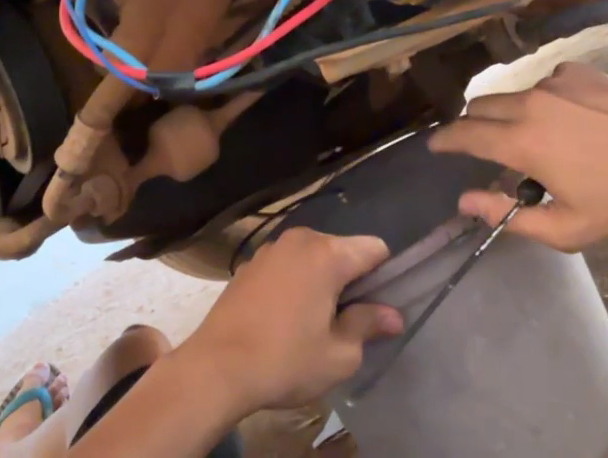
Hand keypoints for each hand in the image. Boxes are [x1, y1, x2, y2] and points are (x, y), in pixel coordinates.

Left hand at [174, 229, 404, 411]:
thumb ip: (369, 326)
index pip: (375, 249)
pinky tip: (284, 318)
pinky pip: (288, 266)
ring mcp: (271, 249)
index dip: (384, 277)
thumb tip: (392, 316)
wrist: (215, 368)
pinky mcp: (250, 264)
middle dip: (351, 280)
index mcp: (328, 254)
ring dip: (322, 281)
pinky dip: (295, 283)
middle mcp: (301, 239)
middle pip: (343, 250)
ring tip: (313, 322)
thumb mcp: (339, 355)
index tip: (377, 309)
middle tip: (346, 322)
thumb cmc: (284, 360)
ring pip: (313, 257)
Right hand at [428, 62, 607, 250]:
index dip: (444, 140)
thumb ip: (507, 216)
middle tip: (481, 147)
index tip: (434, 145)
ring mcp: (553, 80)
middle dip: (471, 125)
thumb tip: (464, 200)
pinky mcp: (577, 68)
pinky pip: (544, 83)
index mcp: (521, 142)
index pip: (464, 134)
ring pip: (513, 94)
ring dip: (509, 113)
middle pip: (479, 105)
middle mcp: (529, 102)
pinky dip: (543, 100)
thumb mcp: (567, 227)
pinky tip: (573, 120)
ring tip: (537, 138)